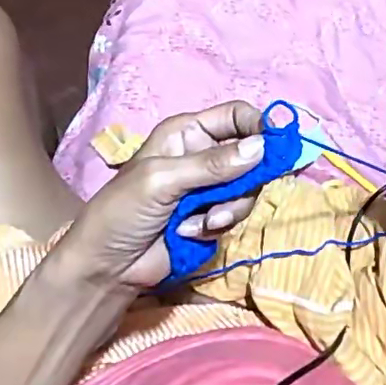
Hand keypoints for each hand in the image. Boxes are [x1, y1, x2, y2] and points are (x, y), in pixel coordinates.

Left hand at [57, 101, 265, 289]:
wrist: (105, 268)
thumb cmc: (122, 211)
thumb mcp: (162, 180)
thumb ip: (213, 165)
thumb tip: (262, 147)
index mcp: (188, 132)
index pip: (237, 116)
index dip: (260, 125)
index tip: (280, 143)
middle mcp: (204, 154)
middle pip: (251, 153)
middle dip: (248, 176)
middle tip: (243, 191)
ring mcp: (210, 187)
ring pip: (248, 187)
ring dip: (231, 206)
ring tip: (205, 221)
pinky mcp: (213, 216)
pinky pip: (236, 213)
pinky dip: (219, 224)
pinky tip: (191, 232)